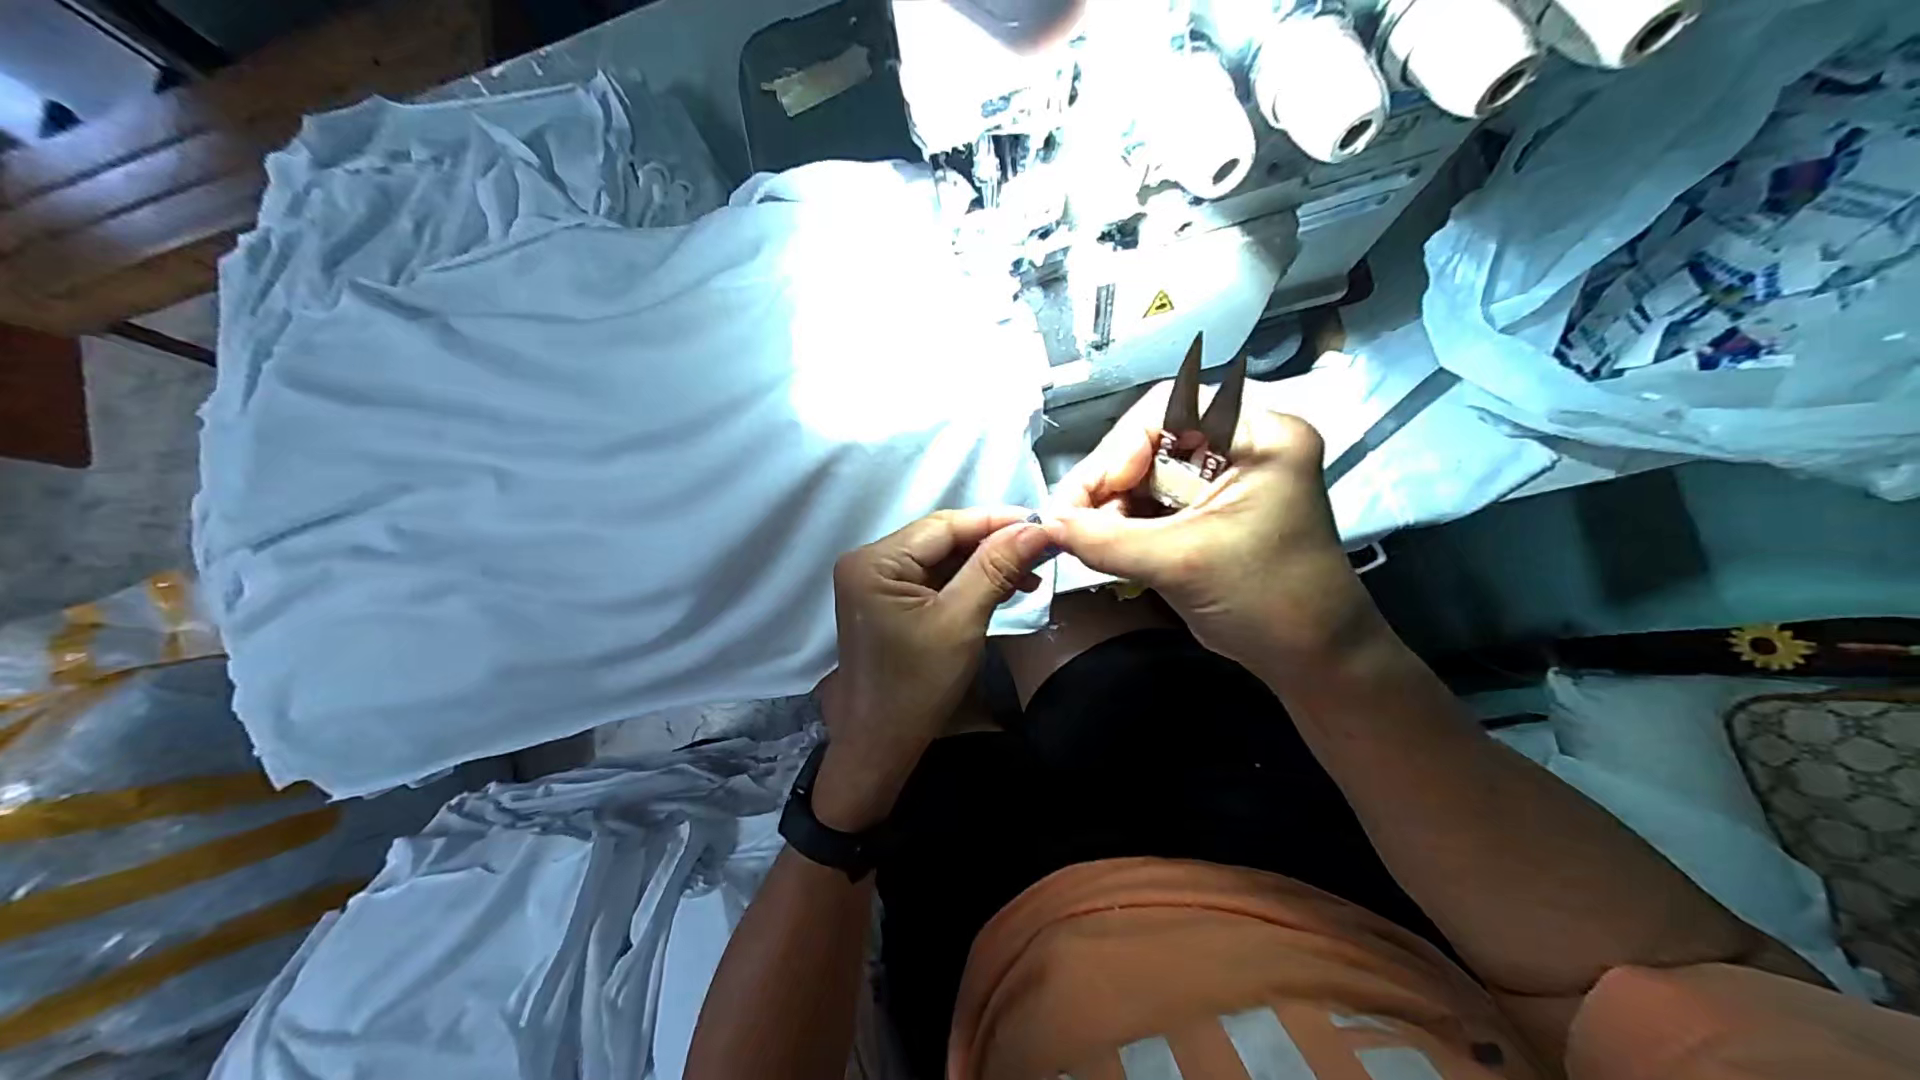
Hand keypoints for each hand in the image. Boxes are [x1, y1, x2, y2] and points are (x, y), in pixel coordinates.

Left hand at [812, 508, 1053, 830]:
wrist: (882, 746)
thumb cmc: (918, 685)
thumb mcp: (961, 621)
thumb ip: (996, 568)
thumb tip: (1037, 527)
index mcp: (874, 562)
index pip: (943, 526)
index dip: (995, 520)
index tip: (1043, 521)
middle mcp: (869, 563)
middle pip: (942, 539)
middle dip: (994, 543)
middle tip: (1043, 547)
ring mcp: (877, 583)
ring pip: (942, 559)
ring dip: (986, 563)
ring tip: (1033, 571)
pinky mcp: (890, 602)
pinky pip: (935, 580)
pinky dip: (970, 582)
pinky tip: (1006, 586)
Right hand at [1045, 383, 1383, 677]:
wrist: (1311, 657)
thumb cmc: (1264, 601)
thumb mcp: (1179, 564)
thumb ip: (1104, 540)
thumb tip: (1046, 524)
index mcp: (1260, 436)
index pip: (1169, 411)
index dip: (1121, 447)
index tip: (1095, 495)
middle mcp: (1243, 443)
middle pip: (1151, 441)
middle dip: (1109, 482)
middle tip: (1073, 520)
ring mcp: (1225, 475)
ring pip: (1145, 472)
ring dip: (1111, 505)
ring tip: (1086, 537)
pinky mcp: (1210, 506)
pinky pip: (1152, 499)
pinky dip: (1123, 521)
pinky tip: (1104, 543)